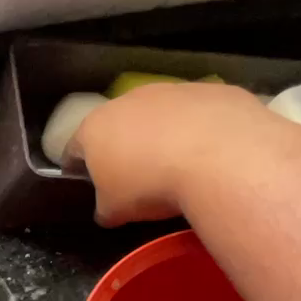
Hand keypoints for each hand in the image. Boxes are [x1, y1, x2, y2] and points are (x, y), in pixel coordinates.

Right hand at [69, 82, 300, 225]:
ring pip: (160, 116)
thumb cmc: (150, 185)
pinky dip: (199, 130)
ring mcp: (176, 89)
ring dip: (161, 136)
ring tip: (176, 165)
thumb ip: (102, 206)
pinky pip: (199, 114)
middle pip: (118, 126)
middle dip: (122, 148)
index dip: (79, 170)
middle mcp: (129, 99)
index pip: (73, 150)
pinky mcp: (217, 89)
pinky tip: (208, 154)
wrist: (226, 160)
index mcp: (94, 127)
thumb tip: (109, 208)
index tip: (91, 187)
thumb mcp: (111, 212)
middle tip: (134, 177)